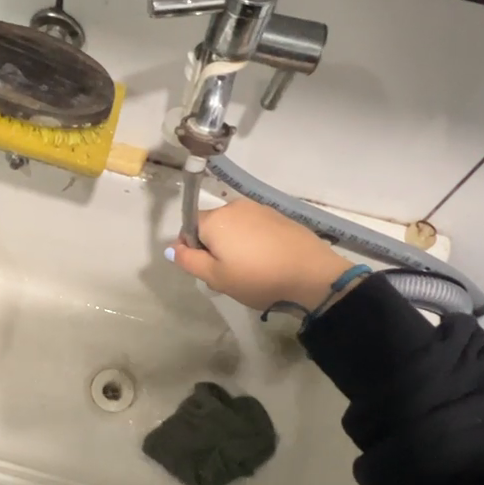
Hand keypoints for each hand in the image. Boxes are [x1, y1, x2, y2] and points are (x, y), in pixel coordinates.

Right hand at [171, 200, 350, 311]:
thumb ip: (189, 261)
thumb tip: (171, 247)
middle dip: (214, 246)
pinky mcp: (279, 216)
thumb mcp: (217, 278)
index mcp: (215, 220)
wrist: (312, 274)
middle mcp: (235, 206)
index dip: (192, 249)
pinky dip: (253, 241)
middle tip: (228, 274)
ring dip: (234, 243)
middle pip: (212, 225)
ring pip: (234, 226)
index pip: (189, 227)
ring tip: (249, 269)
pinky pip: (254, 227)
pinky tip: (266, 260)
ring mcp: (259, 209)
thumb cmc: (258, 278)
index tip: (207, 270)